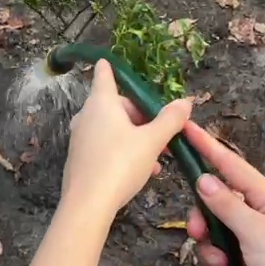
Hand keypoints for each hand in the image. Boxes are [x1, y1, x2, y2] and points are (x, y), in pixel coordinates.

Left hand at [60, 59, 193, 219]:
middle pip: (117, 106)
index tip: (106, 61)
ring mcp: (80, 138)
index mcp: (102, 103)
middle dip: (141, 118)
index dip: (109, 68)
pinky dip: (123, 152)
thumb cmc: (120, 164)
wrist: (87, 204)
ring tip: (156, 160)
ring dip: (136, 138)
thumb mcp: (152, 141)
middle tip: (162, 134)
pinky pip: (105, 146)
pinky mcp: (80, 158)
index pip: (104, 76)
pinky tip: (141, 172)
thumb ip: (170, 120)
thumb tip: (184, 102)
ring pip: (114, 129)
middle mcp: (86, 116)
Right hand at [181, 120, 264, 265]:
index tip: (184, 127)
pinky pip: (221, 255)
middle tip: (200, 235)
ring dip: (210, 249)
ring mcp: (254, 238)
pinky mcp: (249, 263)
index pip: (229, 164)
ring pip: (215, 231)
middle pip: (214, 202)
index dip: (206, 146)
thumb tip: (202, 178)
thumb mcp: (256, 232)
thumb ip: (226, 205)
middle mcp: (258, 212)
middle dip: (202, 219)